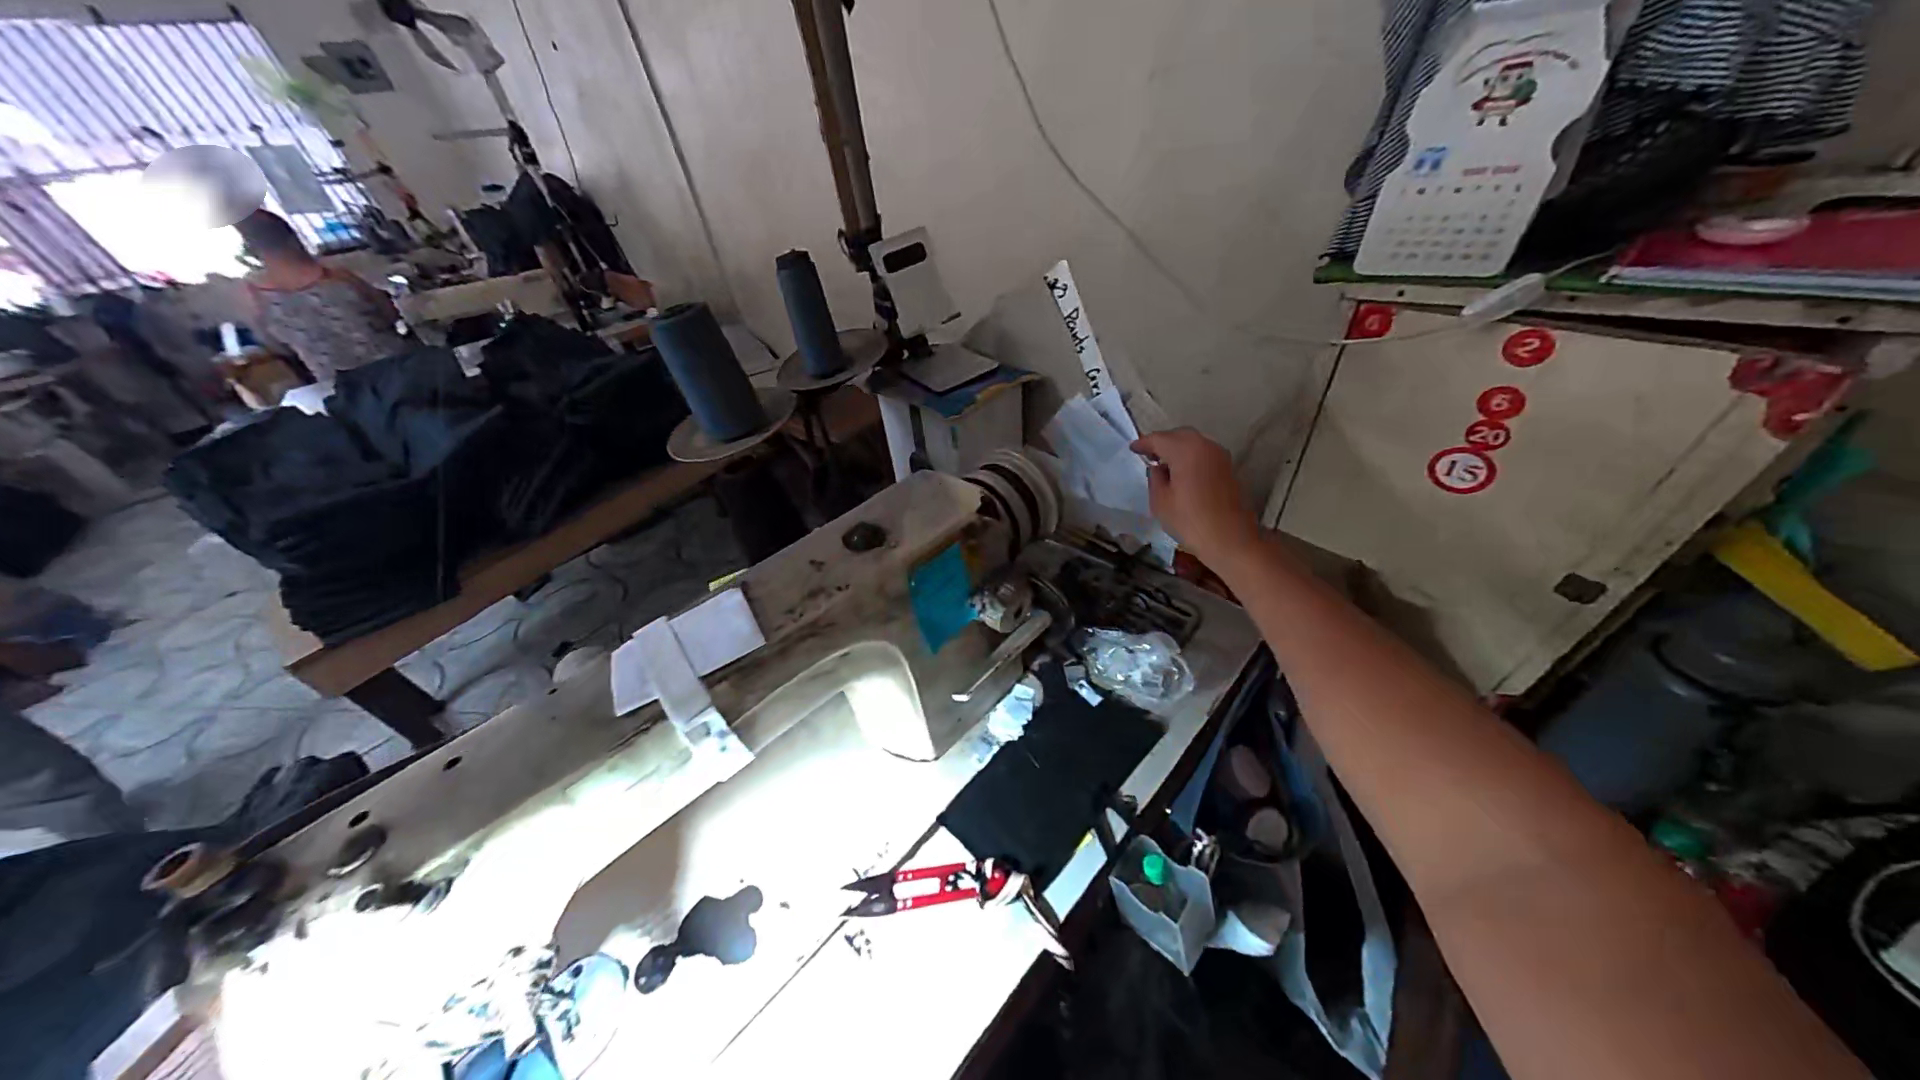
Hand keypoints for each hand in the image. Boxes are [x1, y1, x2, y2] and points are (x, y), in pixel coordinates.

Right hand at [1130, 428, 1259, 566]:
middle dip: (1162, 442)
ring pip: (1193, 443)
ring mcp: (1220, 455)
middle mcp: (1205, 446)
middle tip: (1148, 455)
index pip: (1159, 439)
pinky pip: (1204, 454)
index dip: (1143, 443)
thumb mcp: (1160, 501)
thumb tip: (1158, 467)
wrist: (1229, 538)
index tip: (1133, 449)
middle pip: (1179, 435)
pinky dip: (1190, 457)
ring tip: (1164, 464)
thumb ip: (1155, 478)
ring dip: (1178, 449)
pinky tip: (1182, 472)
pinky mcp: (1228, 468)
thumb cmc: (1190, 520)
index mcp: (1185, 450)